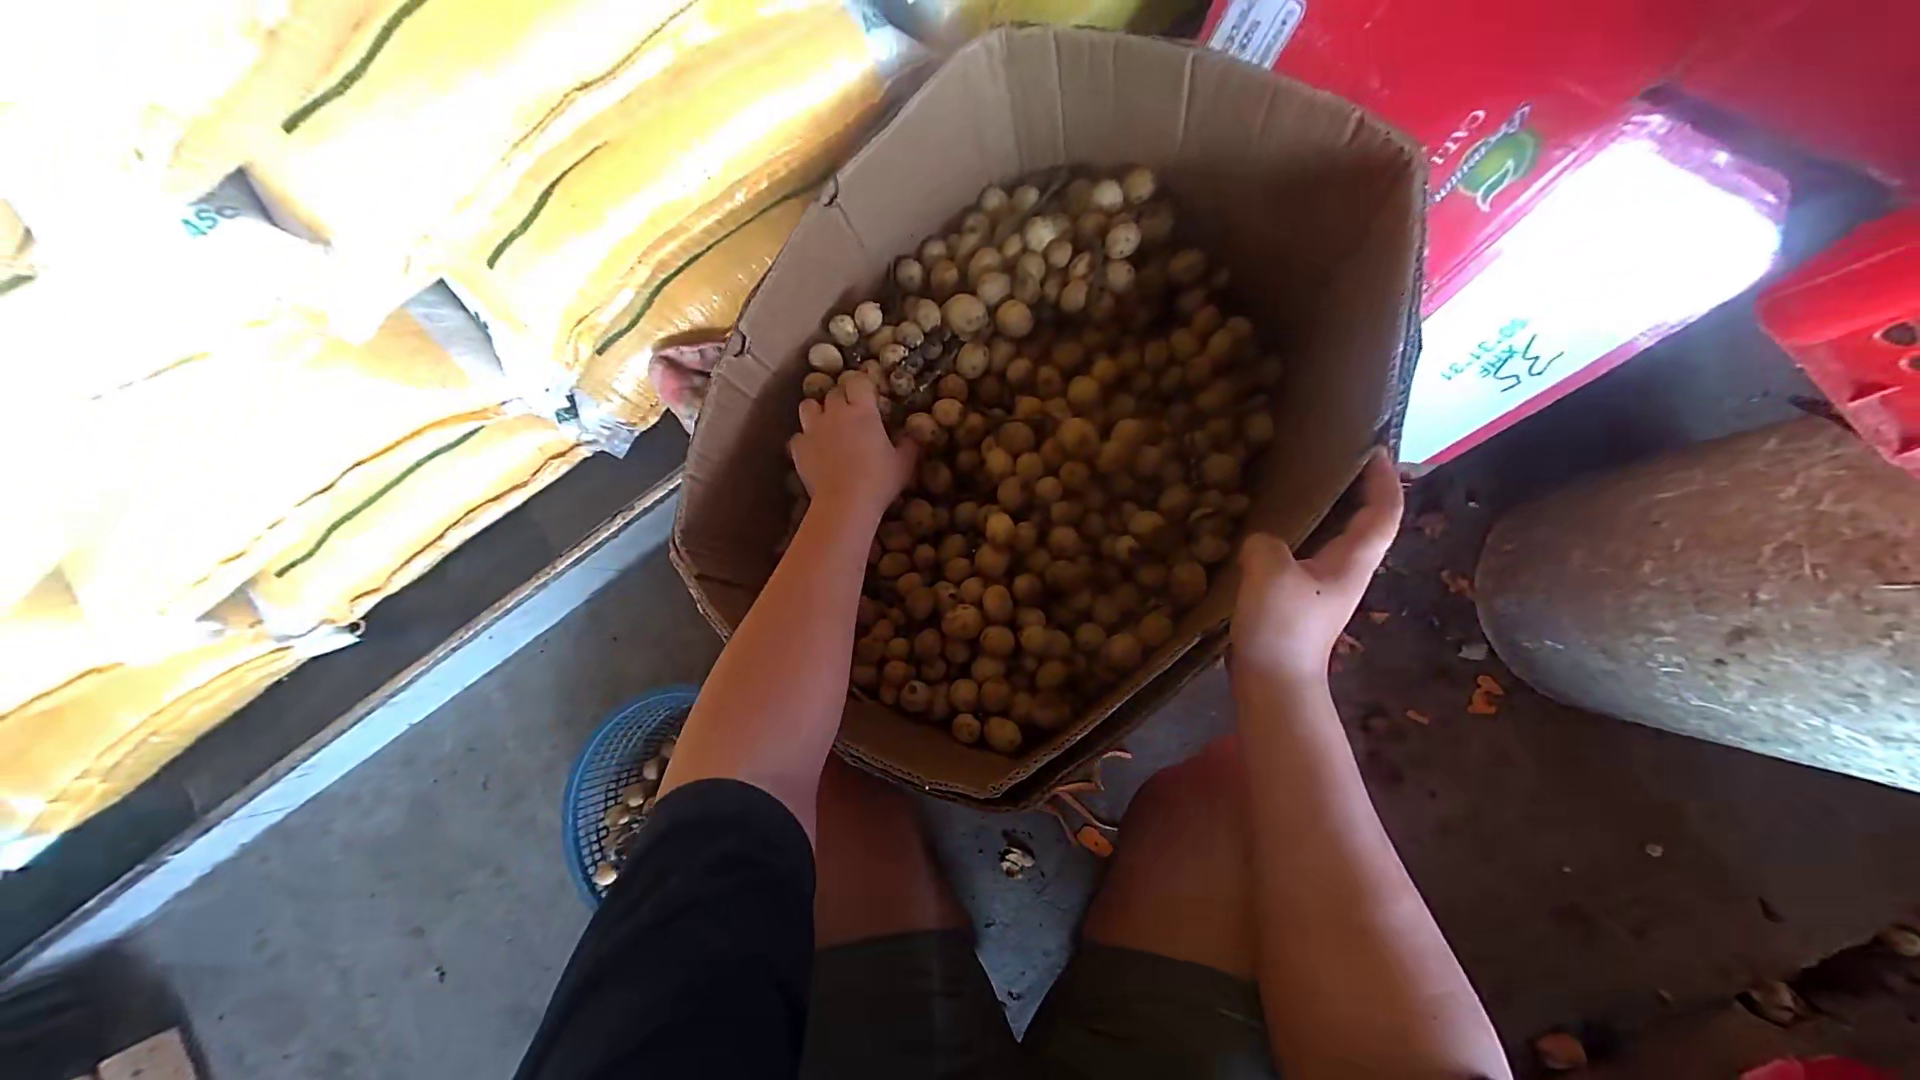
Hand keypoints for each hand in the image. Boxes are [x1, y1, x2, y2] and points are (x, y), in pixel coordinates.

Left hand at [791, 373, 917, 521]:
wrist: (844, 504)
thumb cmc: (879, 482)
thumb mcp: (904, 464)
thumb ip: (909, 445)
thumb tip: (913, 434)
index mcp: (863, 412)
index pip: (859, 382)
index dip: (862, 386)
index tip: (868, 396)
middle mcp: (835, 413)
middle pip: (834, 393)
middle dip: (842, 399)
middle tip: (851, 414)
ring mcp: (813, 429)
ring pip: (808, 406)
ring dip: (817, 411)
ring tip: (826, 424)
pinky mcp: (799, 448)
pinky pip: (799, 435)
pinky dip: (805, 439)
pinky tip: (813, 450)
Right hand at [1230, 448, 1402, 682]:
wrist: (1273, 680)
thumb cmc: (1282, 626)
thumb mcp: (1269, 571)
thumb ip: (1265, 541)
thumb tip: (1259, 540)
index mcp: (1352, 560)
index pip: (1384, 511)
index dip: (1384, 478)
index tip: (1372, 448)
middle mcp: (1345, 570)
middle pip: (1362, 521)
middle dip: (1354, 488)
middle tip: (1326, 459)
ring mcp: (1321, 587)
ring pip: (1330, 537)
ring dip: (1321, 511)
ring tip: (1292, 487)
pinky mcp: (1297, 599)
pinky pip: (1301, 555)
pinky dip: (1292, 534)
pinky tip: (1263, 531)